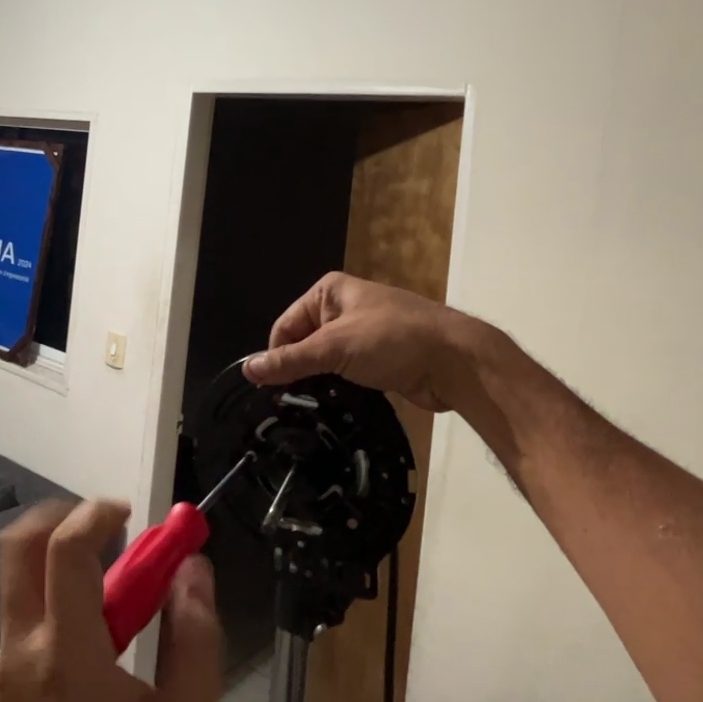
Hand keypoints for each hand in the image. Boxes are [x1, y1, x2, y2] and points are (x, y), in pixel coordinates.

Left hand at [0, 500, 222, 701]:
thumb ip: (195, 635)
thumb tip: (191, 567)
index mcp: (65, 658)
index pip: (65, 551)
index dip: (97, 514)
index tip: (130, 512)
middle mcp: (17, 656)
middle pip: (15, 550)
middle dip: (59, 519)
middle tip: (107, 526)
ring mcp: (0, 678)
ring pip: (18, 589)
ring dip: (61, 569)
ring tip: (120, 602)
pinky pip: (22, 630)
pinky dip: (56, 610)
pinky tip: (100, 647)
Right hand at [242, 271, 522, 414]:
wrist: (455, 362)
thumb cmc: (393, 340)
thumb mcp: (335, 347)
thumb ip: (290, 360)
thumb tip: (247, 369)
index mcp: (329, 292)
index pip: (286, 325)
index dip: (276, 355)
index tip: (271, 388)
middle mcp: (343, 308)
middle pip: (304, 343)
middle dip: (298, 370)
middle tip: (288, 403)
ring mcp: (363, 334)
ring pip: (326, 361)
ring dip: (319, 382)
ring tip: (308, 409)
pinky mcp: (379, 360)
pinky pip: (347, 374)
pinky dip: (339, 388)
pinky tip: (334, 407)